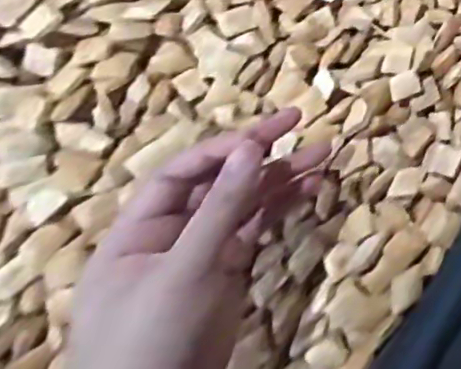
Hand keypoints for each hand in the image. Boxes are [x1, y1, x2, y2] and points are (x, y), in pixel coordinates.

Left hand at [69, 109, 329, 368]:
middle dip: (259, 153)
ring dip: (281, 178)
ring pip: (242, 204)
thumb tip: (251, 145)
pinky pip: (255, 230)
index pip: (181, 172)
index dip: (222, 149)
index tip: (264, 135)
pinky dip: (282, 209)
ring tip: (323, 153)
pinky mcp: (226, 274)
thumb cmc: (151, 342)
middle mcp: (168, 236)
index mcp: (136, 233)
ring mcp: (199, 255)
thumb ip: (221, 207)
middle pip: (216, 181)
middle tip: (299, 119)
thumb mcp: (186, 271)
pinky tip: (311, 189)